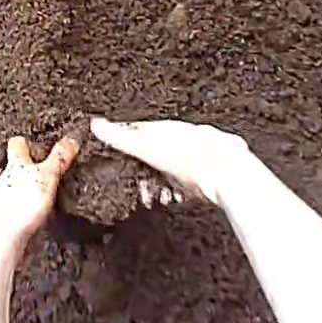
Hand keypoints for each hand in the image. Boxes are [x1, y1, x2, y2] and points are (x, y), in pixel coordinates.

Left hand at [0, 135, 79, 255]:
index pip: (19, 144)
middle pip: (16, 168)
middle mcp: (6, 180)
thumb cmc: (18, 203)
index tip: (39, 142)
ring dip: (27, 194)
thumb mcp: (48, 175)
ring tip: (43, 200)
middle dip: (28, 170)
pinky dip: (25, 215)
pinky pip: (16, 214)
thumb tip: (71, 140)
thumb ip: (59, 158)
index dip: (27, 142)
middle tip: (45, 172)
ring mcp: (2, 202)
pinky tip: (35, 222)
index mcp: (16, 164)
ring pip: (15, 192)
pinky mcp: (4, 224)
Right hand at [90, 117, 255, 206]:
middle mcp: (179, 139)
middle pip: (154, 155)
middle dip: (143, 171)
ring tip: (154, 196)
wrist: (226, 173)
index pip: (138, 132)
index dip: (124, 146)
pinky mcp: (203, 176)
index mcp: (165, 128)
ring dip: (159, 184)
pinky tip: (173, 199)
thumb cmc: (187, 154)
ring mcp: (192, 157)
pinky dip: (175, 192)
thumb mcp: (146, 146)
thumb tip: (95, 123)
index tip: (115, 158)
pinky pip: (183, 185)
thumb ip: (120, 136)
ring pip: (168, 171)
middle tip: (137, 188)